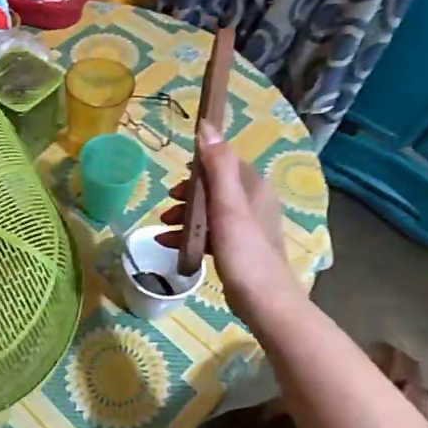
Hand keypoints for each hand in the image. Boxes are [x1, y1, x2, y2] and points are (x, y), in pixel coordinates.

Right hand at [161, 122, 300, 321]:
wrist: (264, 301)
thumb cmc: (244, 251)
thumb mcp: (227, 206)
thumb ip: (217, 167)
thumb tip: (206, 126)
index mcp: (254, 188)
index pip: (225, 162)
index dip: (199, 167)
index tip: (177, 180)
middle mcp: (254, 202)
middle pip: (214, 187)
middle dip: (188, 194)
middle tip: (168, 205)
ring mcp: (247, 226)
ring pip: (210, 210)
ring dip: (185, 215)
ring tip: (163, 227)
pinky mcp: (239, 247)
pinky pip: (210, 232)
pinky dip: (191, 234)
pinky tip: (170, 245)